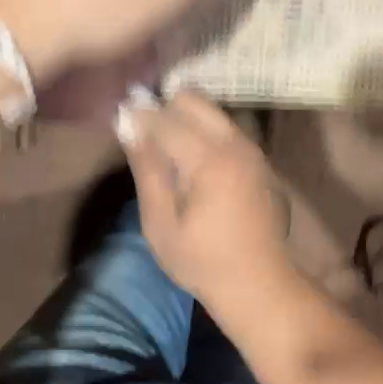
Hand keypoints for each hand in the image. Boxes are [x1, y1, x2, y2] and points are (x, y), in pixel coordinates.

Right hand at [121, 91, 292, 304]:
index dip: (140, 114)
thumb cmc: (202, 261)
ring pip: (215, 113)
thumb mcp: (161, 222)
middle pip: (195, 100)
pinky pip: (229, 132)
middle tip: (146, 132)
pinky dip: (207, 133)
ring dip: (188, 118)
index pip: (166, 118)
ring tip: (166, 146)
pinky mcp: (261, 163)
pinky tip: (194, 163)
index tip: (121, 117)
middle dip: (167, 106)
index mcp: (209, 159)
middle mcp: (235, 144)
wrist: (260, 284)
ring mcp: (254, 152)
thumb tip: (128, 124)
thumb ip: (146, 169)